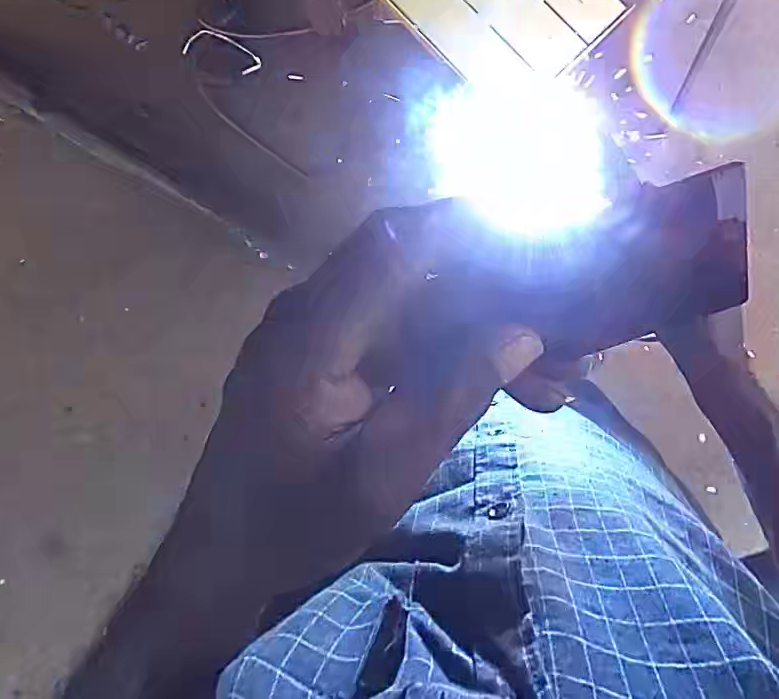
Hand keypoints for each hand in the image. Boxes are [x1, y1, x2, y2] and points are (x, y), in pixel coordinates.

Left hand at [188, 205, 547, 599]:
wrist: (222, 553)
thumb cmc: (295, 522)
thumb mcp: (383, 473)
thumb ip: (452, 397)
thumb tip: (523, 334)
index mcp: (311, 336)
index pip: (390, 245)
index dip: (459, 225)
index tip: (524, 229)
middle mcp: (312, 308)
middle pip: (412, 258)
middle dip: (491, 278)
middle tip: (556, 308)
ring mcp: (322, 321)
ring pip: (419, 295)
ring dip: (484, 319)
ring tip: (553, 369)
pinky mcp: (336, 340)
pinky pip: (405, 322)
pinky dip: (457, 341)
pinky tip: (507, 376)